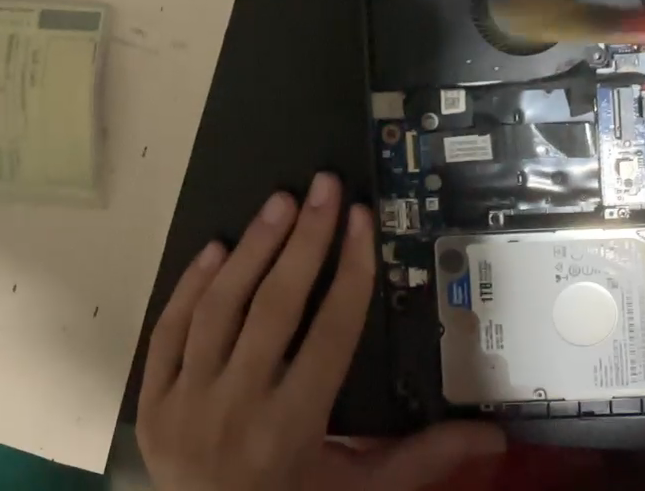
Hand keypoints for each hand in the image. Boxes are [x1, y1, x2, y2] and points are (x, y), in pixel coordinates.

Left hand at [137, 175, 504, 490]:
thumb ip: (422, 459)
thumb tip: (493, 433)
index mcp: (292, 429)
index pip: (330, 333)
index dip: (351, 270)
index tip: (361, 218)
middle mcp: (236, 409)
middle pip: (275, 306)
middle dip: (305, 239)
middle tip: (323, 185)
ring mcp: (185, 403)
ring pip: (220, 307)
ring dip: (251, 248)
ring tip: (279, 202)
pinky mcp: (151, 402)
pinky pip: (168, 331)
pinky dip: (190, 285)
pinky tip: (216, 248)